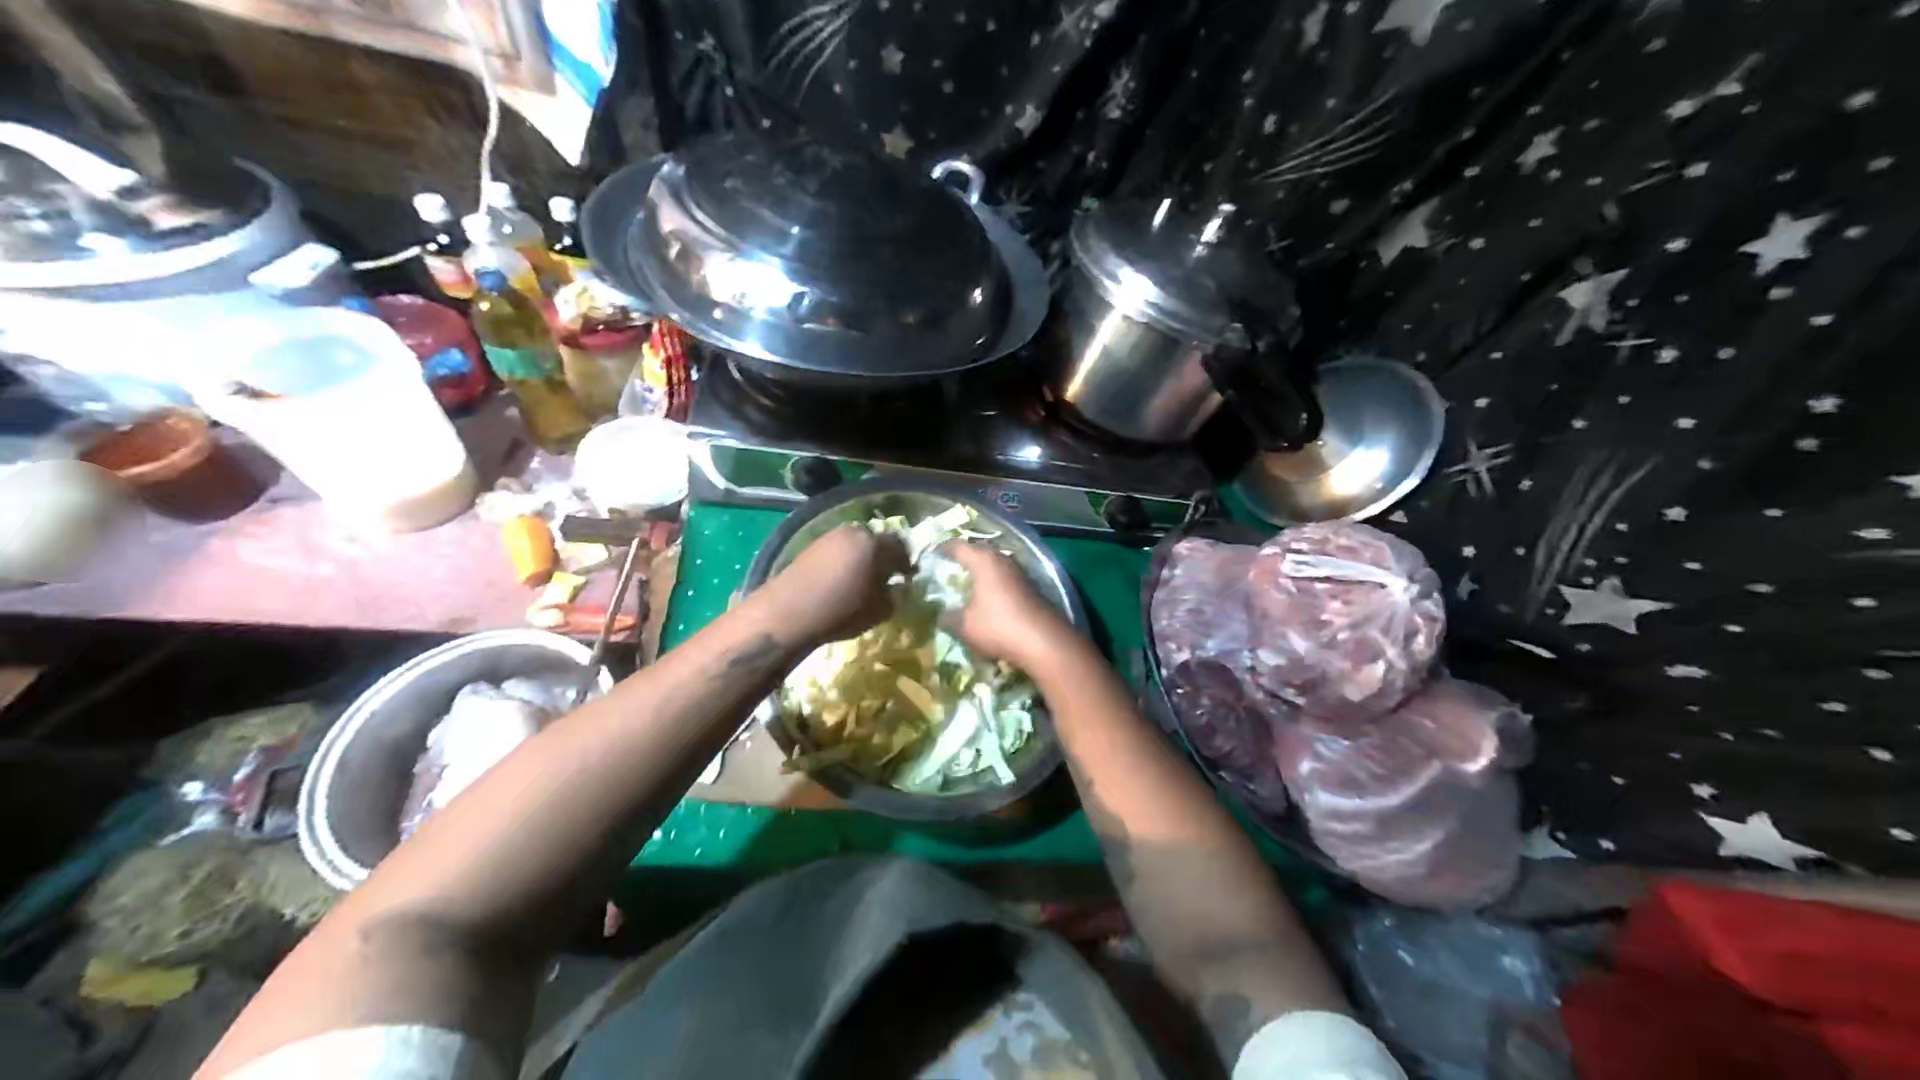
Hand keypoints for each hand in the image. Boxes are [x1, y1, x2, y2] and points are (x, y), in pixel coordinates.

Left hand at [755, 525, 907, 646]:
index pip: (901, 546)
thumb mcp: (880, 610)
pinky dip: (844, 560)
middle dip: (884, 556)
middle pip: (876, 540)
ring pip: (855, 543)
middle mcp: (853, 531)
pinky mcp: (810, 545)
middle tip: (886, 577)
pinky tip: (841, 579)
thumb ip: (894, 595)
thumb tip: (896, 588)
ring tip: (862, 579)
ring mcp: (829, 536)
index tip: (907, 578)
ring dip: (862, 557)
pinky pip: (837, 549)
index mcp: (874, 543)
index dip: (907, 563)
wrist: (787, 612)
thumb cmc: (841, 610)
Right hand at [937, 541, 1078, 667]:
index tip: (930, 555)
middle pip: (978, 552)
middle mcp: (1003, 559)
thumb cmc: (998, 626)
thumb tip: (940, 615)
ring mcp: (1020, 572)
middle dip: (963, 559)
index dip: (942, 549)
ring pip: (994, 565)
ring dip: (980, 572)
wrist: (1045, 641)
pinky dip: (993, 584)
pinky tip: (987, 598)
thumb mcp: (964, 625)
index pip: (958, 546)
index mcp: (984, 560)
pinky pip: (1005, 579)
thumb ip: (948, 617)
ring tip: (965, 584)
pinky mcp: (1031, 588)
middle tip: (947, 568)